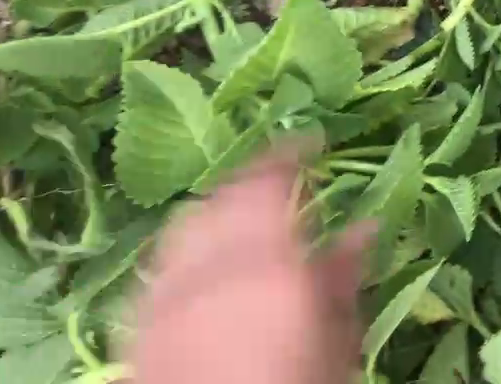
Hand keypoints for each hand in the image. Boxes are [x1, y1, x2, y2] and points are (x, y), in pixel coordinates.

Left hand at [130, 150, 371, 383]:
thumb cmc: (293, 382)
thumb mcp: (337, 335)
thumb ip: (343, 275)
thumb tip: (366, 224)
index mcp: (264, 261)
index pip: (267, 181)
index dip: (288, 152)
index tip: (313, 141)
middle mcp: (207, 268)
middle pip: (218, 199)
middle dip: (249, 179)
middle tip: (282, 177)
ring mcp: (164, 299)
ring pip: (180, 229)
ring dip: (213, 210)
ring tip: (241, 213)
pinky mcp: (134, 331)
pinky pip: (156, 269)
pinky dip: (183, 249)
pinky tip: (201, 263)